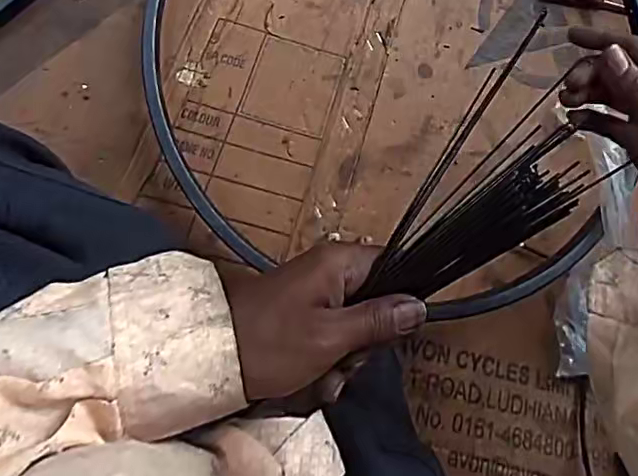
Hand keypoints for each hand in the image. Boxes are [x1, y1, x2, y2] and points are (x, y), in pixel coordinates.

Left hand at [221, 241, 426, 404]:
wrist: (219, 353)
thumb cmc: (272, 340)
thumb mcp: (331, 337)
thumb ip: (377, 321)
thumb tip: (418, 306)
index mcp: (339, 261)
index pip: (390, 265)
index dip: (399, 299)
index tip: (391, 332)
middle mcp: (330, 269)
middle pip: (375, 301)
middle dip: (366, 341)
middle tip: (346, 359)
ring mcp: (317, 290)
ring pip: (356, 325)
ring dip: (345, 357)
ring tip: (325, 372)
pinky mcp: (306, 312)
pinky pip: (334, 335)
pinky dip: (329, 360)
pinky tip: (315, 376)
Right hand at [560, 28, 637, 262]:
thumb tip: (608, 51)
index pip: (635, 50)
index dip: (602, 40)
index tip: (569, 37)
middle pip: (616, 71)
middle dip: (589, 73)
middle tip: (569, 89)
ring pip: (609, 95)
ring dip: (586, 94)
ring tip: (566, 103)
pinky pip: (608, 123)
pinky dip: (589, 119)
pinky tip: (574, 123)